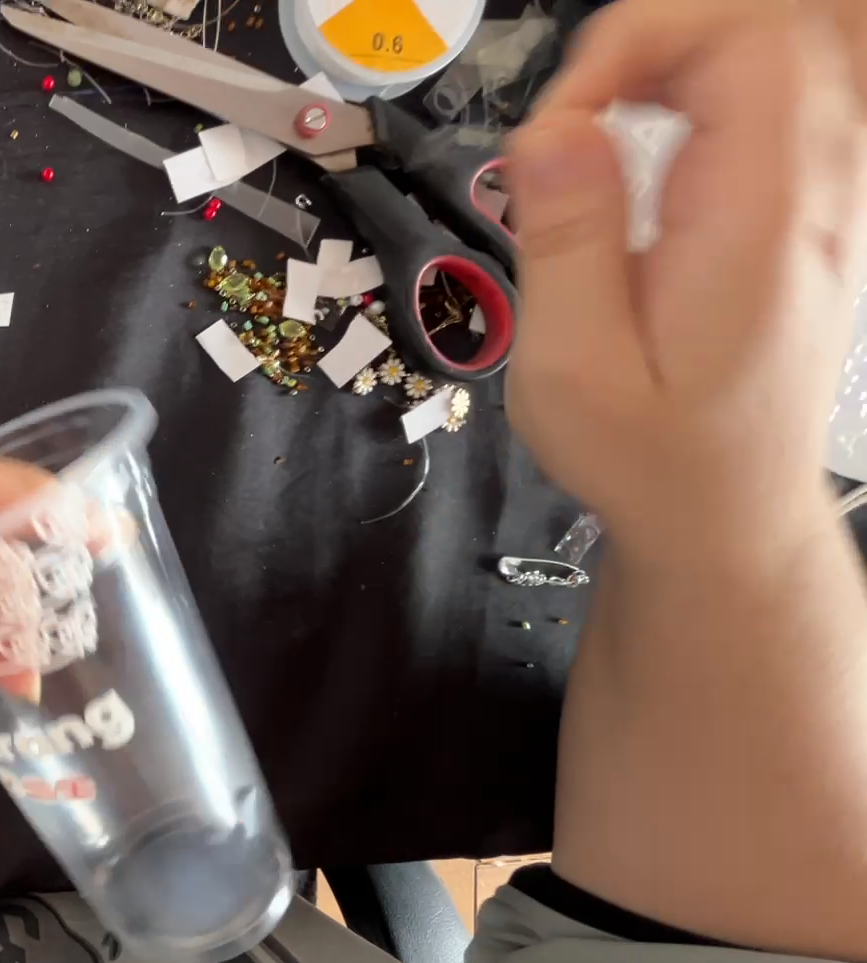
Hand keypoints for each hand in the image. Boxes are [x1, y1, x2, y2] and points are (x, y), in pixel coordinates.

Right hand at [505, 0, 864, 560]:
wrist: (721, 506)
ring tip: (583, 135)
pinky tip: (636, 153)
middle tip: (557, 129)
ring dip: (678, 67)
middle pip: (781, 30)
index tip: (543, 132)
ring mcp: (828, 200)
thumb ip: (564, 239)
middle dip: (654, 44)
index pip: (746, 42)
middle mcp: (818, 188)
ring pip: (793, 62)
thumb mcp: (569, 359)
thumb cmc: (635, 447)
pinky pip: (785, 111)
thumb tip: (548, 134)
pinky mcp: (810, 219)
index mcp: (754, 216)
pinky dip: (705, 100)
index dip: (636, 47)